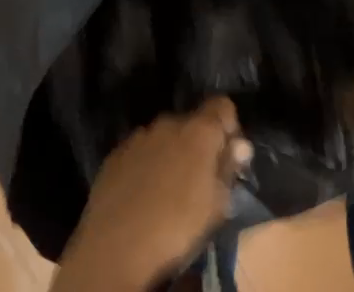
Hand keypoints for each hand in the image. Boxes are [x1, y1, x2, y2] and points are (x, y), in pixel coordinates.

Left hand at [56, 98, 252, 291]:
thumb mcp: (217, 204)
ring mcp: (138, 137)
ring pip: (164, 137)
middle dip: (199, 143)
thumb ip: (229, 168)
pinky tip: (143, 193)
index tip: (228, 153)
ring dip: (171, 153)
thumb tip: (240, 146)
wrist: (114, 248)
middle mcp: (168, 123)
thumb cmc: (176, 226)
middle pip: (192, 122)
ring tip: (168, 188)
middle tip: (200, 178)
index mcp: (200, 130)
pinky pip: (140, 151)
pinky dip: (146, 164)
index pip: (223, 105)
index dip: (229, 125)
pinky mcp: (115, 154)